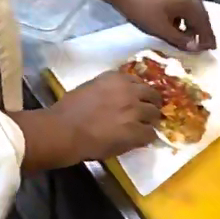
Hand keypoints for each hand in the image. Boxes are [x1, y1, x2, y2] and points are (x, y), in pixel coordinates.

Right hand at [11, 70, 160, 170]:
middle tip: (147, 113)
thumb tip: (115, 97)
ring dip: (150, 121)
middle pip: (152, 94)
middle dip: (151, 103)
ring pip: (154, 114)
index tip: (137, 98)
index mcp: (115, 78)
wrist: (65, 130)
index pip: (138, 81)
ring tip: (144, 128)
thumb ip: (106, 89)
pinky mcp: (136, 130)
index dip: (139, 92)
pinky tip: (139, 140)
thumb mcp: (88, 88)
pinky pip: (150, 133)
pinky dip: (146, 137)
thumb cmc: (68, 111)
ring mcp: (134, 110)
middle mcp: (129, 91)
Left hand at [109, 0, 215, 52]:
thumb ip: (179, 39)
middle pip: (200, 16)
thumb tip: (196, 48)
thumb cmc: (142, 9)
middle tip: (205, 45)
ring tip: (191, 40)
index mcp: (189, 3)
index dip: (208, 37)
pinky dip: (183, 20)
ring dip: (192, 26)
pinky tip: (176, 29)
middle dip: (203, 31)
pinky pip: (181, 9)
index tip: (211, 49)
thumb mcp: (161, 29)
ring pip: (190, 12)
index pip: (204, 23)